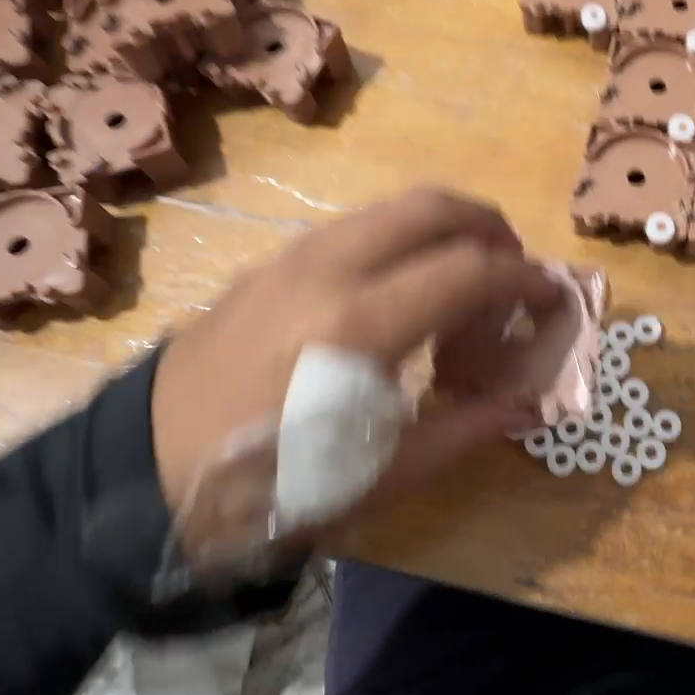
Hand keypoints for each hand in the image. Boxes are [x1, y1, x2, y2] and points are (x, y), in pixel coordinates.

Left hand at [149, 187, 560, 573]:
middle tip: (517, 269)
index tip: (553, 299)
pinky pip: (356, 228)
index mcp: (358, 326)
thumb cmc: (267, 488)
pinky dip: (402, 240)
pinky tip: (402, 292)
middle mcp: (328, 268)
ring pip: (392, 208)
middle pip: (434, 206)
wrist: (140, 478)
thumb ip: (462, 429)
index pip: (469, 270)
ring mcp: (292, 257)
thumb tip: (525, 405)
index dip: (526, 280)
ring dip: (445, 228)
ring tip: (465, 280)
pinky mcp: (269, 262)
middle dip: (492, 226)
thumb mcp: (375, 476)